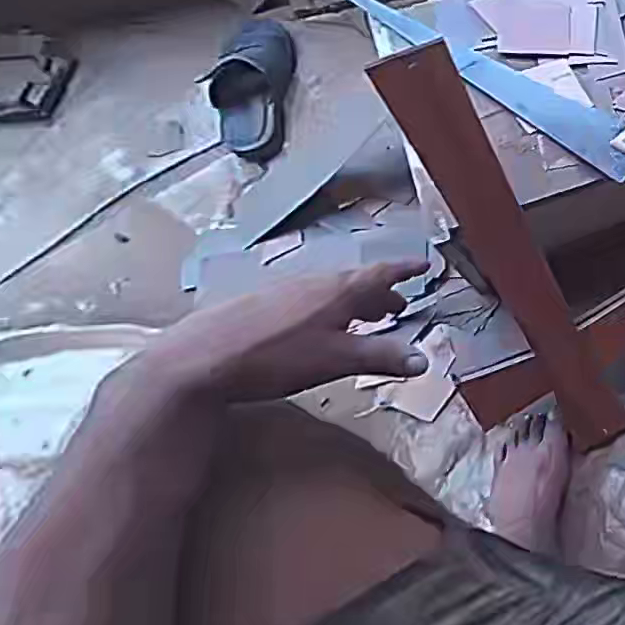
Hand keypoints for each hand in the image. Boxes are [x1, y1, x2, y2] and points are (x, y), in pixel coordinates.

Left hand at [136, 259, 430, 402]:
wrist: (200, 357)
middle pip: (357, 282)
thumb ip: (381, 357)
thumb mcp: (337, 359)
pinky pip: (308, 299)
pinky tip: (317, 327)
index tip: (423, 265)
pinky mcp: (262, 303)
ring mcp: (285, 290)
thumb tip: (424, 359)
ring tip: (363, 318)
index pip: (381, 273)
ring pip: (331, 291)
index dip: (404, 270)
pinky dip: (327, 309)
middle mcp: (314, 283)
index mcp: (338, 290)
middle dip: (381, 294)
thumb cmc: (275, 356)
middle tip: (397, 307)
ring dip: (353, 302)